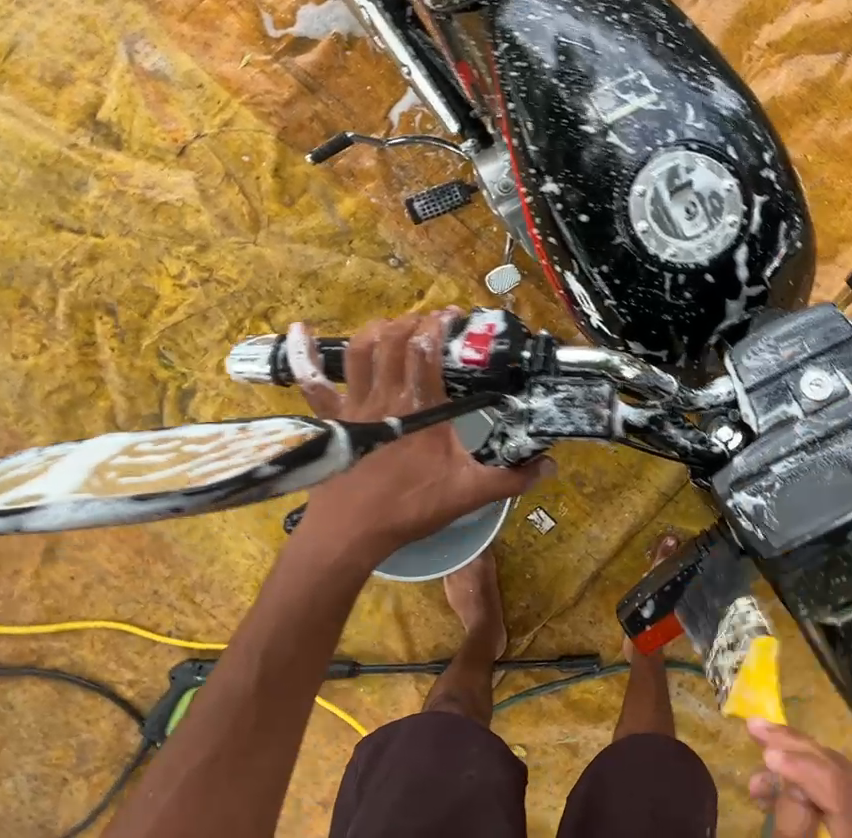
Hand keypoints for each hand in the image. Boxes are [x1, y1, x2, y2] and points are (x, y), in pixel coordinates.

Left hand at [287, 311, 550, 569]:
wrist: (349, 535)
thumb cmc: (410, 508)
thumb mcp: (468, 494)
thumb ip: (510, 478)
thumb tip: (550, 466)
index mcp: (421, 409)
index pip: (428, 351)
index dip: (441, 326)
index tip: (455, 316)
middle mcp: (386, 397)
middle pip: (393, 341)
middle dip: (414, 322)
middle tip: (432, 321)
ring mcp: (354, 407)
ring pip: (359, 352)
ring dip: (377, 330)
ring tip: (395, 326)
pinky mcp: (331, 421)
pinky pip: (312, 383)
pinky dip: (305, 355)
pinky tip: (301, 329)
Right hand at [747, 719, 851, 837]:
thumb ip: (796, 831)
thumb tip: (784, 788)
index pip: (841, 789)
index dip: (804, 769)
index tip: (768, 755)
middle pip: (843, 771)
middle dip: (796, 748)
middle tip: (754, 728)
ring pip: (845, 773)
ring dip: (801, 765)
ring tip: (760, 774)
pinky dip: (821, 780)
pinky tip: (793, 788)